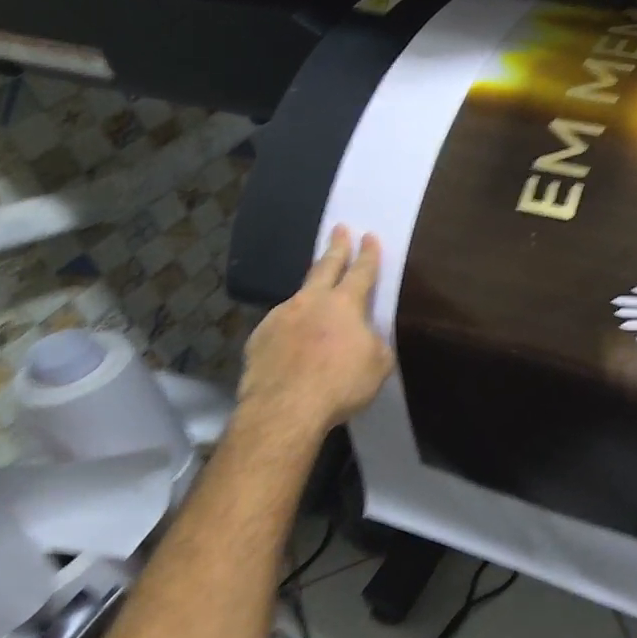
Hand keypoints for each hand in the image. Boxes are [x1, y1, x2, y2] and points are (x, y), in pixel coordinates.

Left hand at [239, 225, 395, 429]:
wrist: (285, 409)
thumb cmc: (341, 384)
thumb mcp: (377, 364)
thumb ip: (374, 342)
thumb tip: (365, 336)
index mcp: (345, 304)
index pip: (361, 272)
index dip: (368, 255)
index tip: (370, 236)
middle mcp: (310, 302)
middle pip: (325, 267)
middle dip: (336, 247)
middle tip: (339, 228)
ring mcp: (280, 318)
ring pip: (300, 297)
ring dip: (311, 293)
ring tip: (317, 296)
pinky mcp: (259, 339)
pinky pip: (281, 326)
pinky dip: (291, 328)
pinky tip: (294, 342)